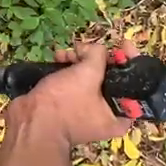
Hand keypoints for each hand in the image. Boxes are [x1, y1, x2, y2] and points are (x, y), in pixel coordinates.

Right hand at [8, 43, 136, 149]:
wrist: (32, 120)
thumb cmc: (65, 103)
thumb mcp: (86, 75)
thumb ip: (98, 56)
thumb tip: (98, 49)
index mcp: (120, 115)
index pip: (134, 84)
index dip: (130, 61)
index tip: (123, 44)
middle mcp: (106, 112)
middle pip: (109, 76)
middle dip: (95, 57)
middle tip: (82, 49)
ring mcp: (86, 107)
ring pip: (89, 75)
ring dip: (77, 59)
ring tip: (63, 55)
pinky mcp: (68, 102)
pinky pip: (74, 80)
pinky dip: (67, 67)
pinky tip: (57, 59)